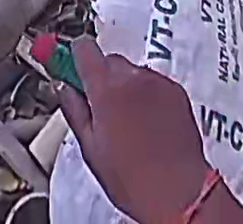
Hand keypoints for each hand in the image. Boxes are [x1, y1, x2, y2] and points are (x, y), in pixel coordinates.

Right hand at [57, 38, 242, 223]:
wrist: (180, 194)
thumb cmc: (134, 179)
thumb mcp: (91, 148)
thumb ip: (74, 110)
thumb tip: (62, 88)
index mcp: (106, 87)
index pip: (83, 48)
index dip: (73, 56)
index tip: (68, 66)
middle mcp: (132, 76)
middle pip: (108, 61)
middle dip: (101, 79)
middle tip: (100, 110)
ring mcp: (156, 81)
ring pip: (131, 72)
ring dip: (126, 88)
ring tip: (128, 125)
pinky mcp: (175, 90)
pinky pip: (153, 82)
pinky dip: (148, 96)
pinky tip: (148, 124)